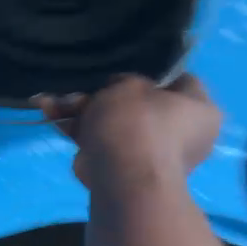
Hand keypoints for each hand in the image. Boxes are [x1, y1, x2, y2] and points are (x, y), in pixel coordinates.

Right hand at [38, 74, 222, 193]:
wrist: (123, 175)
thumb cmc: (136, 123)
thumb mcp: (129, 85)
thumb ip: (126, 79)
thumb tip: (121, 88)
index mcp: (199, 108)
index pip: (181, 80)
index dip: (151, 72)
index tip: (121, 71)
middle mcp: (183, 129)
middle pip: (137, 102)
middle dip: (98, 94)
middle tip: (75, 90)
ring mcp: (153, 148)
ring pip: (112, 119)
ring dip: (78, 109)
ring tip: (47, 104)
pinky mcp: (126, 162)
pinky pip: (101, 137)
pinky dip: (77, 128)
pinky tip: (50, 117)